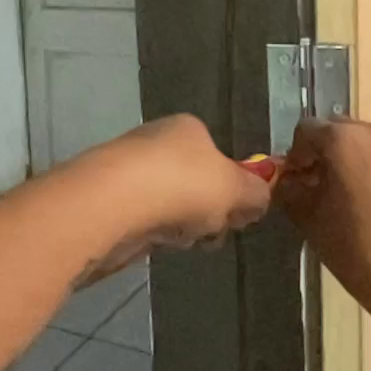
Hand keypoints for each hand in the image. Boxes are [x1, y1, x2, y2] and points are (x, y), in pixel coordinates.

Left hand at [65, 114, 272, 283]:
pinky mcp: (110, 201)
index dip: (232, 188)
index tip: (237, 215)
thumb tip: (260, 198)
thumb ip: (256, 193)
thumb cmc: (184, 185)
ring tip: (182, 238)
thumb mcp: (237, 188)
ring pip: (171, 205)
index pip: (217, 157)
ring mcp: (129, 170)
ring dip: (182, 227)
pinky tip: (156, 242)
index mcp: (188, 128)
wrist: (115, 203)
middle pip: (194, 183)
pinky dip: (155, 234)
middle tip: (211, 231)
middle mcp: (156, 141)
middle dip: (207, 211)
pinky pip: (146, 221)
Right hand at [276, 118, 370, 310]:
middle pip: (340, 132)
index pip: (306, 131)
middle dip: (327, 155)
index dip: (296, 156)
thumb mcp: (311, 222)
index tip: (297, 183)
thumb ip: (290, 191)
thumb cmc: (360, 253)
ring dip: (357, 162)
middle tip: (324, 191)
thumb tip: (287, 180)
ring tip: (358, 201)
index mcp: (343, 140)